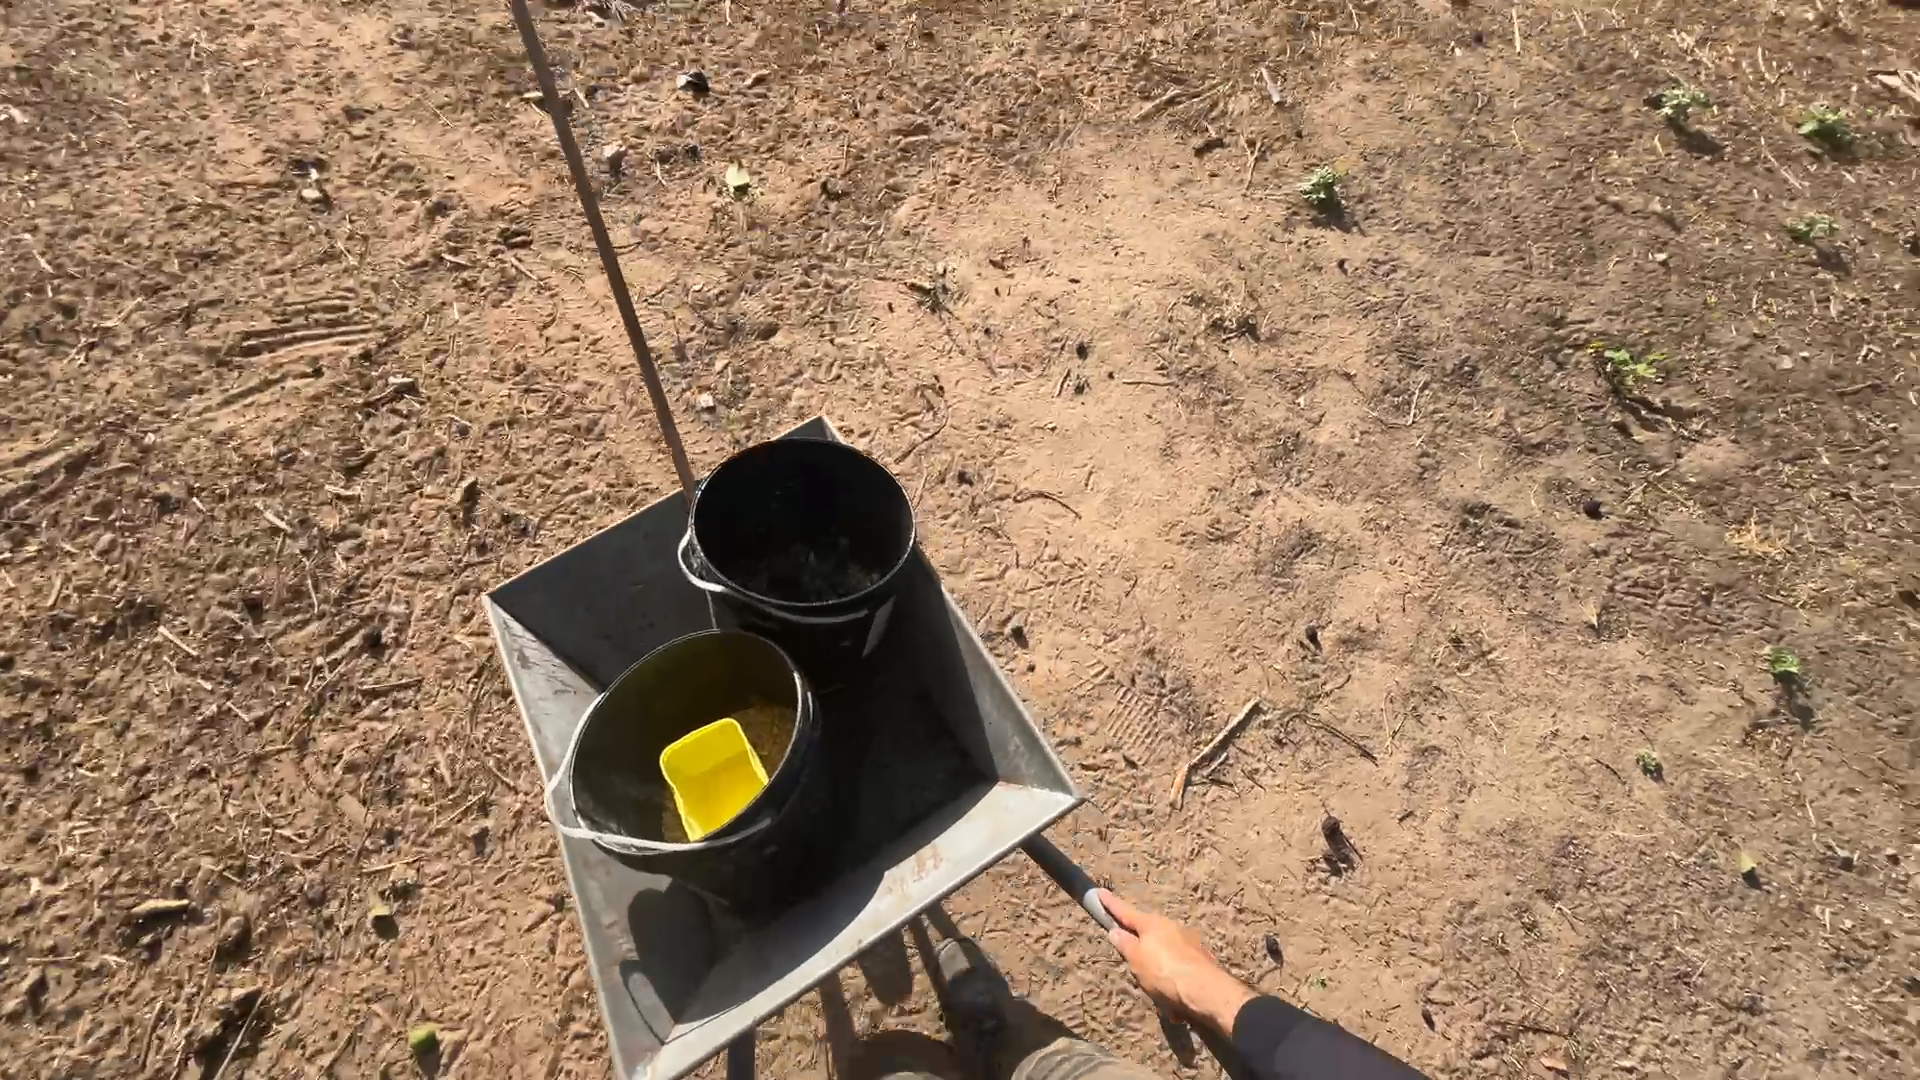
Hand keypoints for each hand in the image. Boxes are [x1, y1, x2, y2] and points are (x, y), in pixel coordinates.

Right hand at [1098, 889, 1256, 1034]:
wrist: (1207, 991)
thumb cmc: (1165, 972)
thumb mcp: (1137, 960)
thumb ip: (1124, 944)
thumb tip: (1115, 930)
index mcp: (1150, 923)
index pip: (1124, 911)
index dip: (1110, 904)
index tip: (1099, 891)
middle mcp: (1169, 926)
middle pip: (1147, 933)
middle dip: (1141, 947)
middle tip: (1137, 966)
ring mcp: (1187, 940)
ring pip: (1164, 952)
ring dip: (1159, 968)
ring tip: (1159, 994)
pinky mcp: (1200, 957)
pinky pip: (1179, 966)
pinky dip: (1173, 978)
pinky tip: (1174, 999)